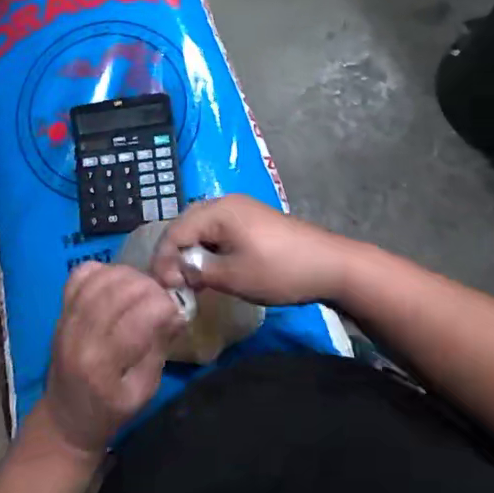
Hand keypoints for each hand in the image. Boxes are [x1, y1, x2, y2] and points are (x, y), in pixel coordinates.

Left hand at [40, 261, 184, 454]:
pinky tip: (118, 284)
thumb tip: (178, 314)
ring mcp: (66, 321)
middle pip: (120, 291)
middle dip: (150, 288)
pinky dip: (103, 271)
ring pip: (101, 278)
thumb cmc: (109, 410)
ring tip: (143, 290)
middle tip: (161, 300)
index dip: (164, 307)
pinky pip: (80, 276)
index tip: (174, 313)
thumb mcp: (143, 392)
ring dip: (130, 276)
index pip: (138, 318)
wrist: (65, 418)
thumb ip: (159, 350)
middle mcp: (81, 337)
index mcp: (103, 365)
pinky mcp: (61, 312)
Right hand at [150, 195, 361, 306]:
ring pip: (202, 228)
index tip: (164, 290)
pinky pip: (218, 230)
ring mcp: (241, 209)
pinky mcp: (252, 221)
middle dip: (174, 254)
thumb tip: (175, 271)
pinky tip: (208, 270)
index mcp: (218, 210)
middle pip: (185, 225)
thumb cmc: (278, 270)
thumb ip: (197, 270)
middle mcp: (226, 202)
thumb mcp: (232, 276)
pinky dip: (208, 249)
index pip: (174, 232)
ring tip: (187, 281)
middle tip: (172, 286)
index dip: (163, 261)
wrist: (329, 265)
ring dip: (191, 253)